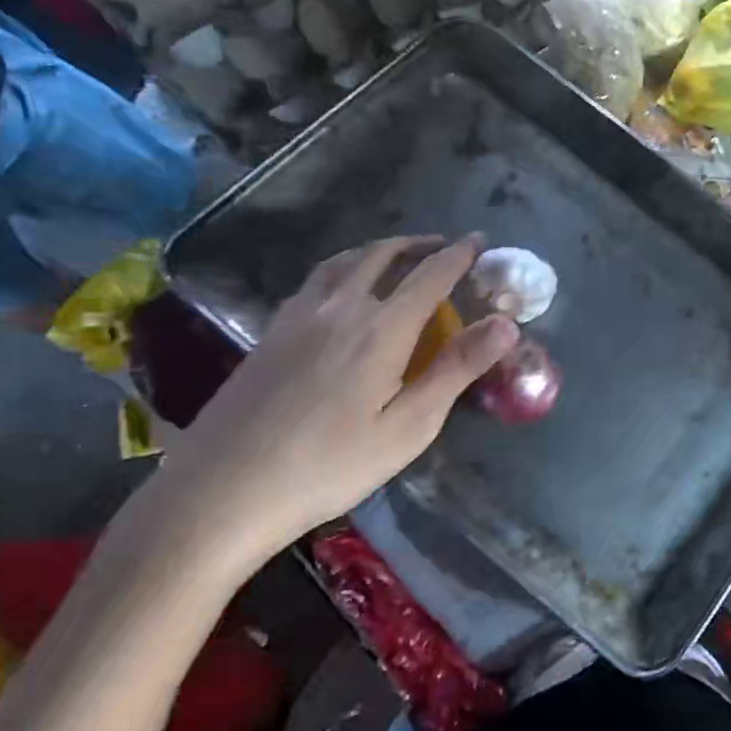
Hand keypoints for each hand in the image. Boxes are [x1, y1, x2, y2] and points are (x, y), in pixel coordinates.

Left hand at [146, 235, 517, 561]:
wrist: (224, 490)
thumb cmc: (331, 464)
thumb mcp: (410, 425)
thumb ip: (457, 369)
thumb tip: (506, 323)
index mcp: (380, 328)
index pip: (429, 275)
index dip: (458, 255)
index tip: (480, 240)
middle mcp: (339, 308)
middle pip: (381, 256)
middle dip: (418, 244)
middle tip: (442, 246)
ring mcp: (297, 317)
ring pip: (342, 262)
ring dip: (377, 250)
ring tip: (396, 256)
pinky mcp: (269, 333)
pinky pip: (314, 281)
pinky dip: (342, 268)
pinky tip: (341, 290)